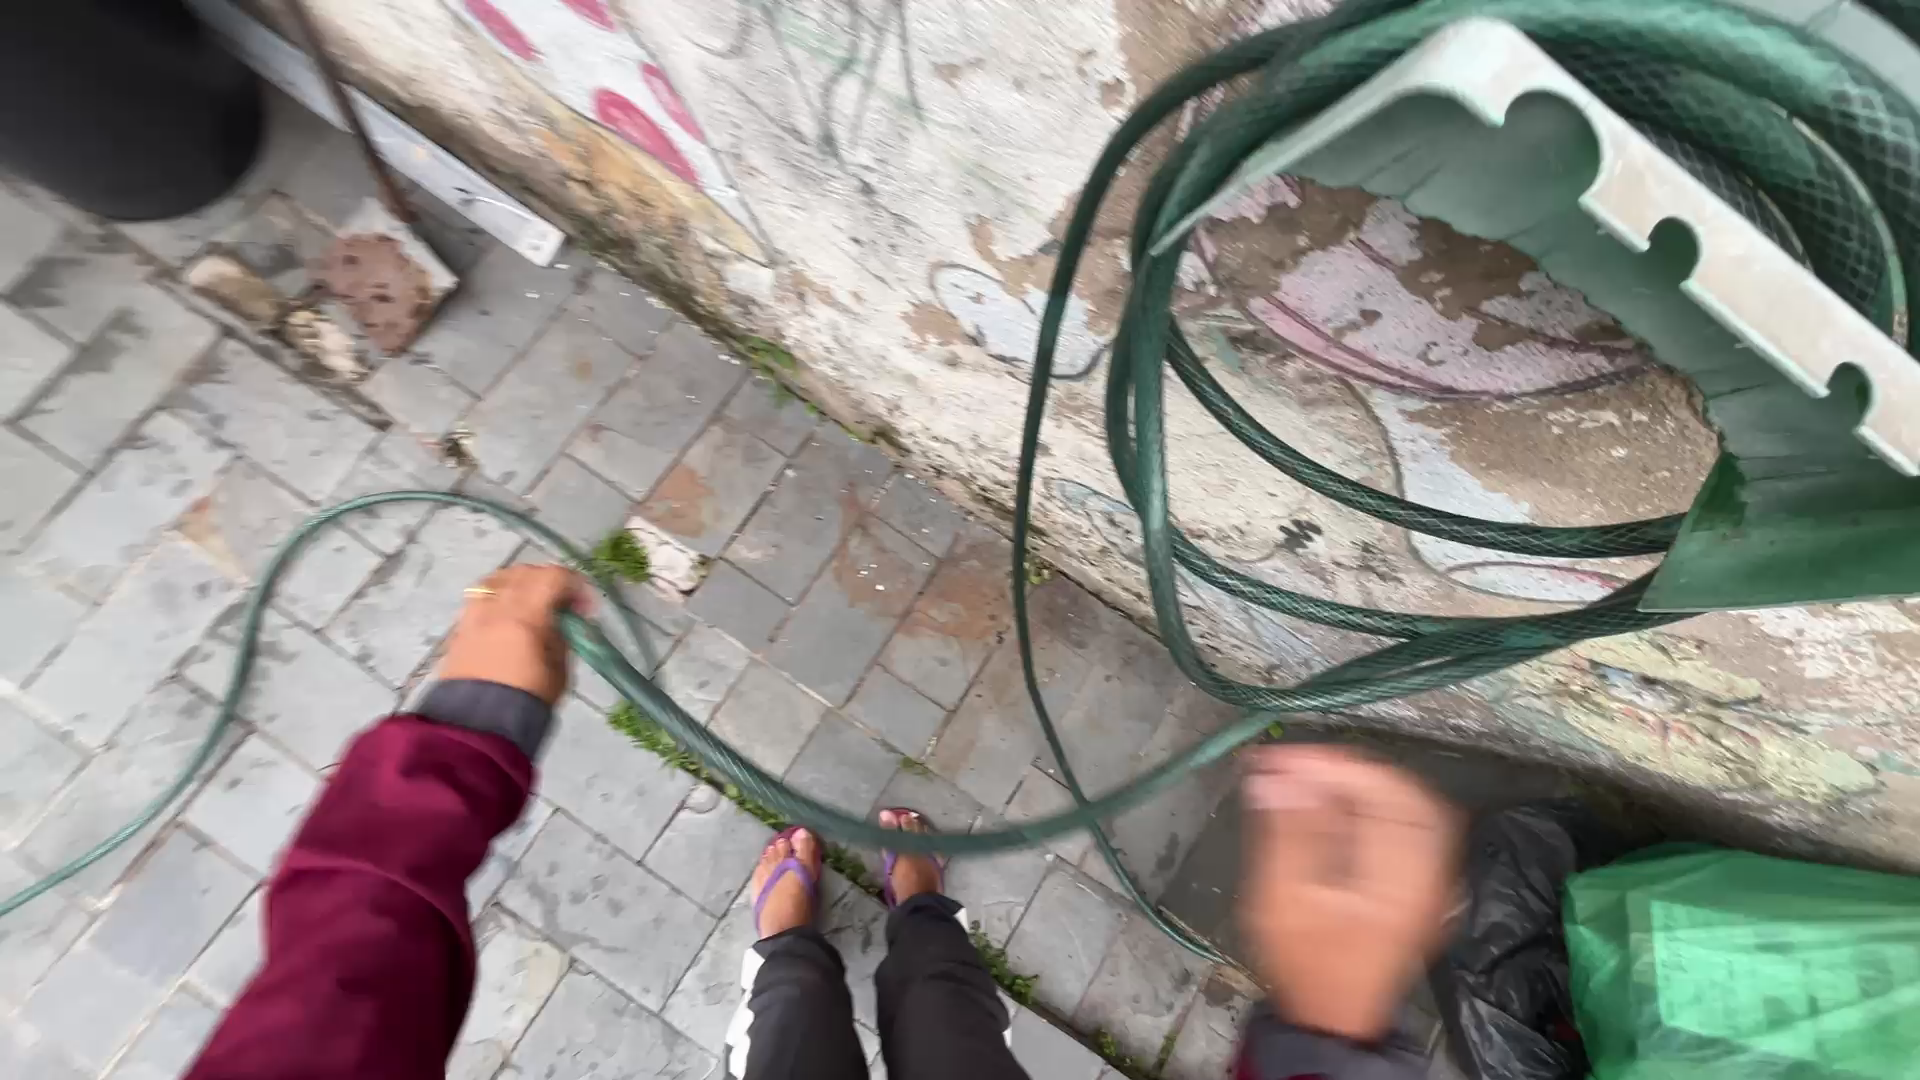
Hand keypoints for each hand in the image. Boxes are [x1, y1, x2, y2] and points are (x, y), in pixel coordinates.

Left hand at [436, 564, 585, 704]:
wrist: (476, 724)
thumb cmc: (527, 698)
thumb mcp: (559, 667)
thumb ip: (561, 636)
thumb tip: (562, 622)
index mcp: (525, 616)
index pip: (554, 577)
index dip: (576, 585)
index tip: (587, 609)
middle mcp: (497, 608)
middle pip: (526, 572)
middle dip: (551, 581)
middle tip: (565, 603)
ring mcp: (474, 615)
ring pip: (499, 578)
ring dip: (523, 583)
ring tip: (535, 602)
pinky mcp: (461, 627)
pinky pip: (482, 595)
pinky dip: (501, 594)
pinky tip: (511, 613)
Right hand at [1238, 745, 1461, 1041]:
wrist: (1330, 1013)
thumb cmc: (1303, 962)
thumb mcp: (1284, 898)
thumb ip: (1289, 833)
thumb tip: (1279, 776)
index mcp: (1397, 884)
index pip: (1387, 799)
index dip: (1338, 767)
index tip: (1288, 760)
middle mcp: (1426, 879)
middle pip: (1407, 797)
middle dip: (1349, 768)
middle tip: (1297, 763)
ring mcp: (1425, 882)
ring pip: (1407, 806)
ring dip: (1358, 781)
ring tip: (1305, 775)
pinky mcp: (1412, 883)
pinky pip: (1402, 824)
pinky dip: (1366, 801)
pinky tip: (1328, 799)